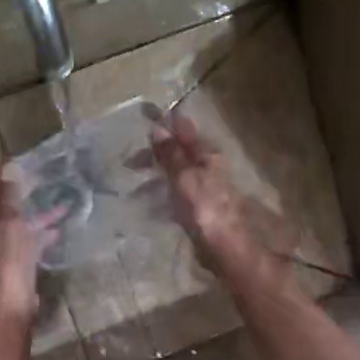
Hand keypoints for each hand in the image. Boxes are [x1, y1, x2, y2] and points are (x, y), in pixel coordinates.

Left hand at [0, 168, 50, 324]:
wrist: (11, 306)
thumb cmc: (8, 262)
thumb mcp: (10, 224)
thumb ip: (9, 196)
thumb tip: (8, 168)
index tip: (13, 161)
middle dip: (15, 188)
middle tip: (35, 174)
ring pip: (15, 221)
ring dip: (32, 209)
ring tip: (54, 196)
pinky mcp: (14, 262)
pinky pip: (27, 239)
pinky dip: (40, 231)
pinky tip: (58, 227)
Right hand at [150, 110, 264, 276]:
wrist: (228, 249)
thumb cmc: (207, 211)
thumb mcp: (186, 179)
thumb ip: (172, 156)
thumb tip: (158, 128)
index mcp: (207, 155)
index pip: (183, 129)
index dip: (165, 120)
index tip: (145, 110)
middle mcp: (208, 168)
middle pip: (179, 151)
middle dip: (156, 151)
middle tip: (131, 159)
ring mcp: (204, 189)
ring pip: (176, 173)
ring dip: (156, 173)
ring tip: (135, 182)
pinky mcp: (200, 209)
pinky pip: (176, 193)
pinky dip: (162, 192)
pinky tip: (149, 202)